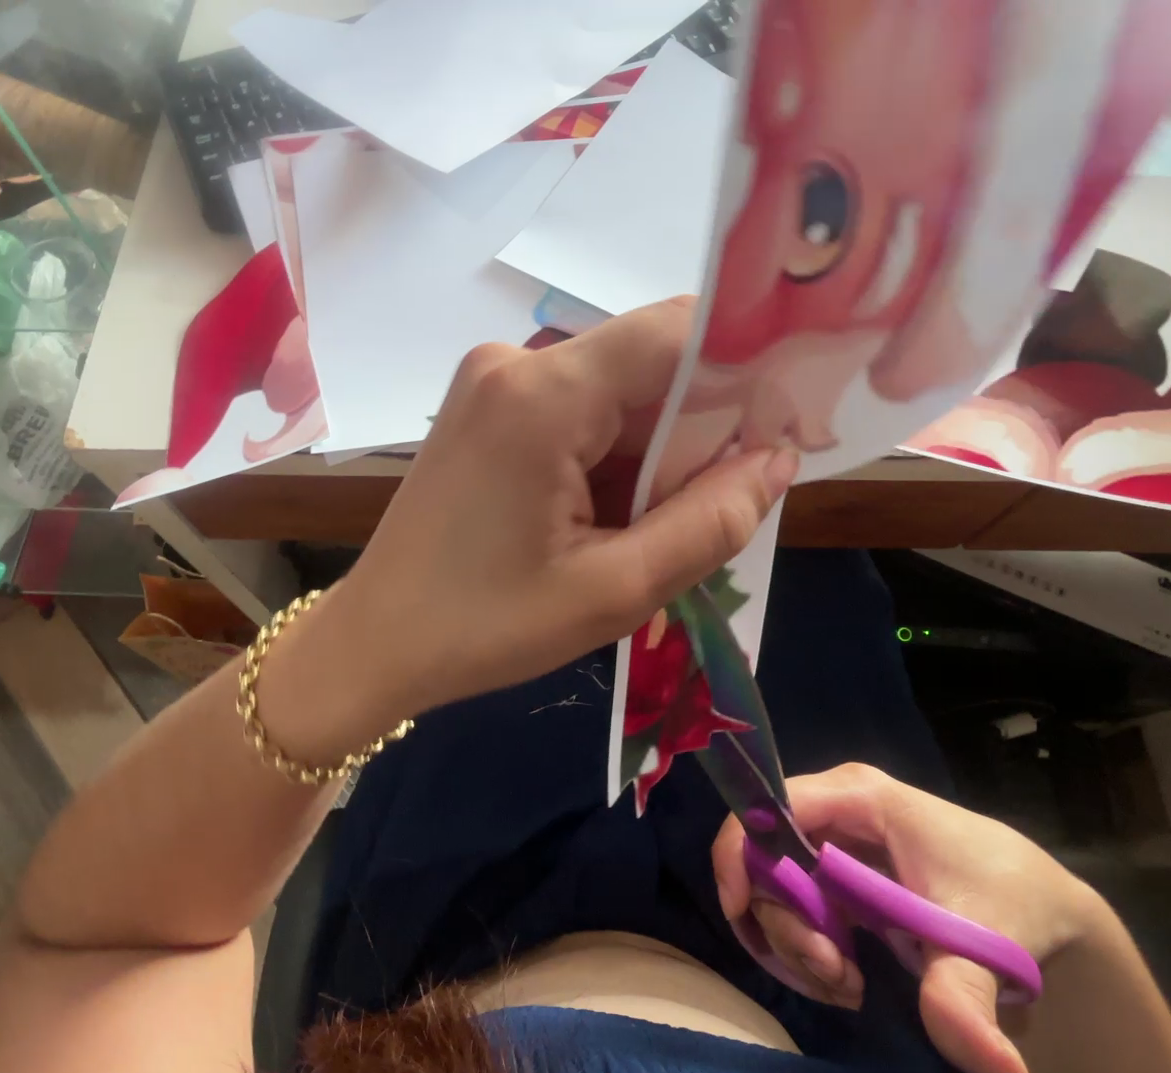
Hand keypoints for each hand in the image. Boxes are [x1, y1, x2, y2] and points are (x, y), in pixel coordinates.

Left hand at [324, 298, 797, 720]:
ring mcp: (492, 382)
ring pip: (618, 388)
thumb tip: (777, 460)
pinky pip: (580, 409)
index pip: (676, 332)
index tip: (793, 417)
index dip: (747, 364)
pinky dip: (618, 452)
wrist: (377, 642)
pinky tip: (622, 511)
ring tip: (673, 518)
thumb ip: (708, 522)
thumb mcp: (614, 590)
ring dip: (661, 445)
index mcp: (542, 396)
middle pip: (648, 361)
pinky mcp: (486, 408)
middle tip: (739, 492)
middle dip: (704, 420)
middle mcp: (513, 363)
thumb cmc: (485, 627)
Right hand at [712, 764, 1109, 1072]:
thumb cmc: (1010, 898)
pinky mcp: (831, 874)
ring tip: (848, 985)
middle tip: (833, 973)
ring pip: (772, 888)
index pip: (770, 806)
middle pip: (765, 856)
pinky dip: (804, 951)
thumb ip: (966, 994)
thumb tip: (994, 1068)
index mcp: (859, 796)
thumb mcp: (988, 942)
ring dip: (796, 946)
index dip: (740, 851)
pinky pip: (790, 907)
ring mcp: (828, 842)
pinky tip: (844, 980)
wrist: (1038, 908)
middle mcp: (832, 809)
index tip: (741, 912)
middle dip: (785, 924)